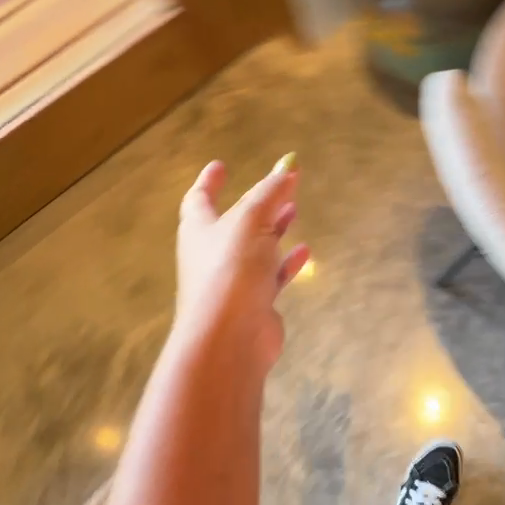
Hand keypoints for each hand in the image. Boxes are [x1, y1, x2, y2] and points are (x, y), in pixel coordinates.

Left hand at [175, 158, 310, 374]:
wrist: (228, 339)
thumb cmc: (230, 271)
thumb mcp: (250, 221)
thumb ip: (270, 192)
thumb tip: (288, 164)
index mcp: (199, 230)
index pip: (199, 199)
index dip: (209, 182)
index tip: (220, 166)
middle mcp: (211, 254)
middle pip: (233, 223)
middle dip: (255, 204)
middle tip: (277, 188)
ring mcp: (232, 282)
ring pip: (255, 249)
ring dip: (273, 229)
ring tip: (294, 211)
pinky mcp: (254, 305)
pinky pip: (271, 277)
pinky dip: (287, 263)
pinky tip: (305, 251)